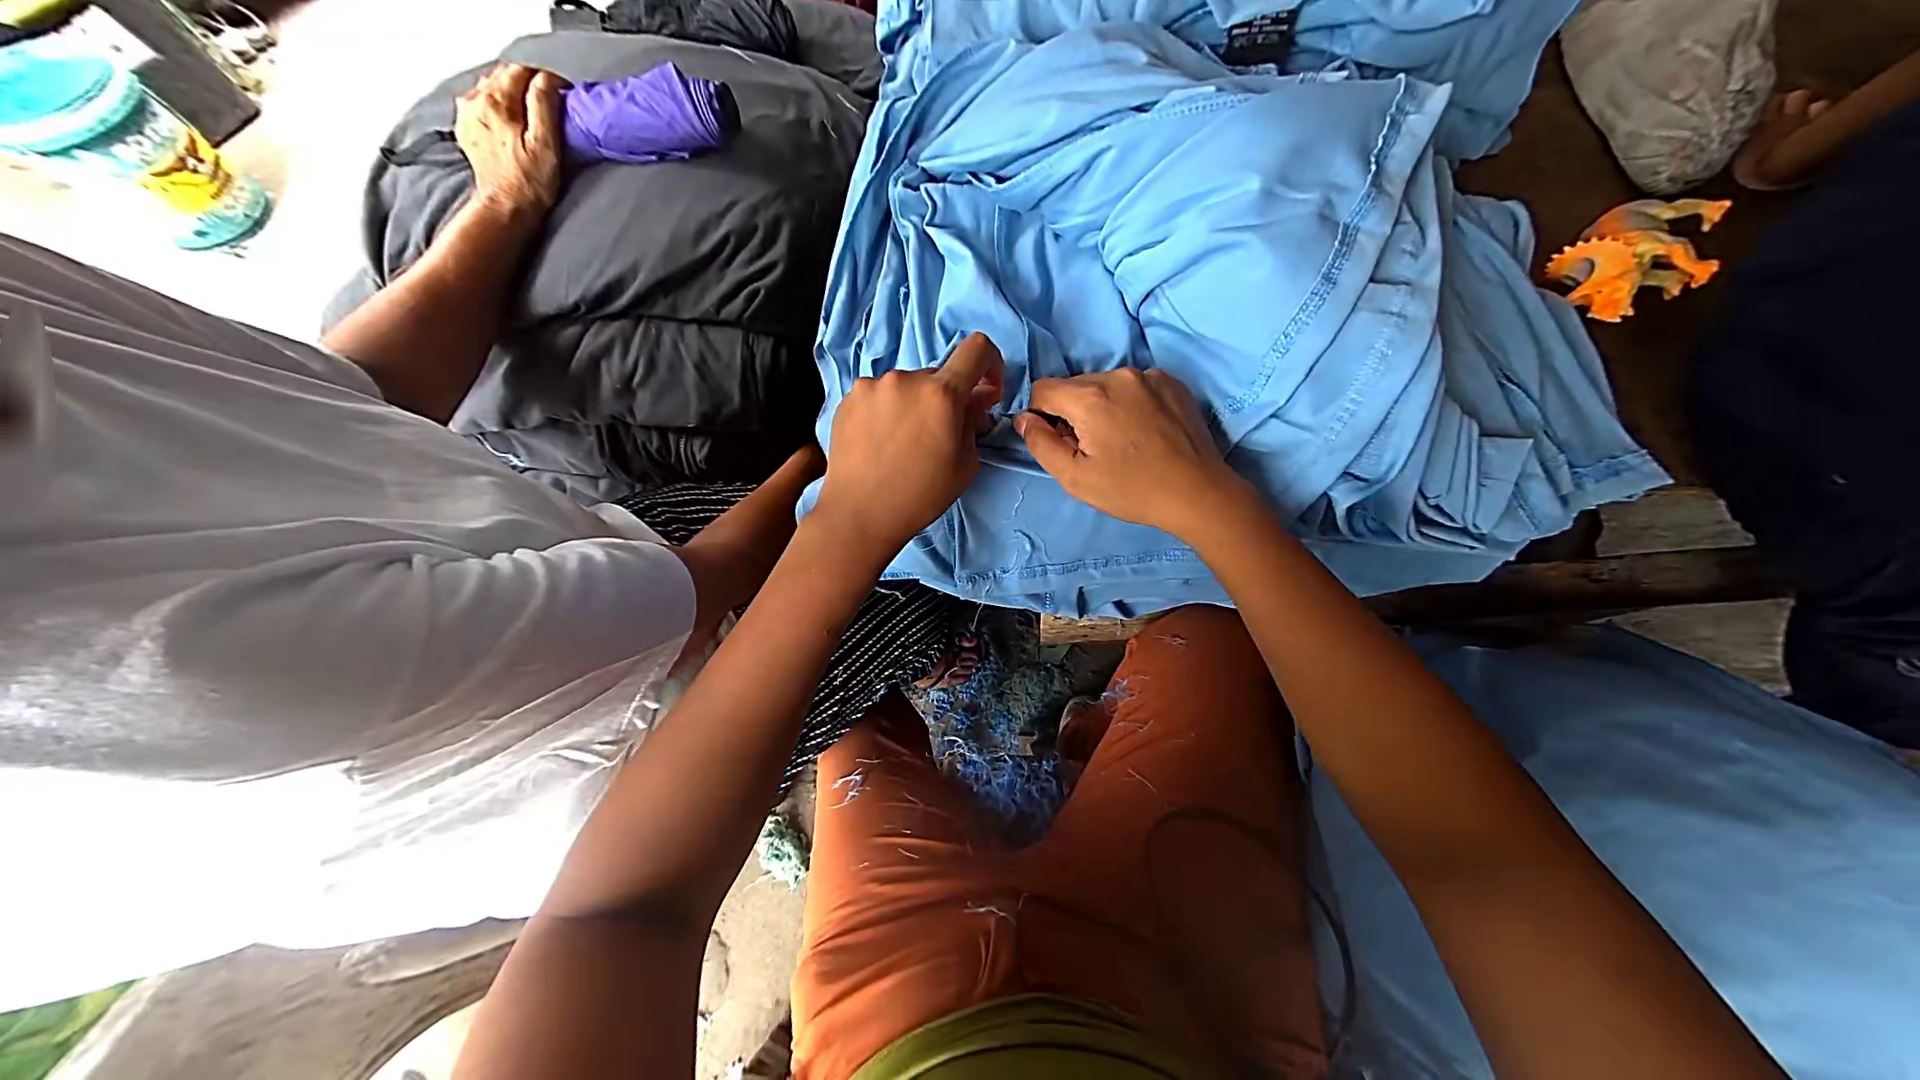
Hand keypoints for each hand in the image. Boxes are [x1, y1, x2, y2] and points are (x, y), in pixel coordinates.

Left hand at [456, 64, 568, 220]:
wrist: (505, 207)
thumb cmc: (531, 182)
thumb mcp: (546, 145)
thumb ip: (543, 107)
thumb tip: (546, 81)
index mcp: (498, 102)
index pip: (522, 71)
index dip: (546, 80)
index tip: (563, 94)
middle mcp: (476, 101)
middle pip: (503, 75)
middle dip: (528, 83)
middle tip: (550, 102)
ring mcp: (467, 114)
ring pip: (490, 86)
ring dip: (512, 92)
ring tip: (531, 111)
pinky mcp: (466, 128)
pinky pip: (480, 102)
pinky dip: (496, 104)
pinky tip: (509, 120)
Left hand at [813, 333, 1004, 561]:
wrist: (859, 514)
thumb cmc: (920, 496)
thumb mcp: (965, 464)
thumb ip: (973, 422)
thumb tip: (977, 399)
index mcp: (941, 394)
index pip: (977, 348)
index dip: (990, 363)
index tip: (986, 390)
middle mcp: (906, 379)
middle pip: (938, 376)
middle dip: (945, 399)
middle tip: (938, 434)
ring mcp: (872, 386)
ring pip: (906, 386)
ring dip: (913, 404)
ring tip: (903, 442)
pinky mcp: (849, 398)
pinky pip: (879, 395)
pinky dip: (886, 410)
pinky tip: (880, 441)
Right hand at [1015, 368, 1247, 535]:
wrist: (1197, 493)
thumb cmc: (1131, 490)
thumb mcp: (1074, 477)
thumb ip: (1040, 443)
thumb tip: (1024, 419)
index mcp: (1089, 397)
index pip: (1043, 389)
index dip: (1041, 415)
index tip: (1058, 441)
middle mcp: (1118, 375)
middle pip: (1075, 386)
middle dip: (1072, 412)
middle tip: (1091, 448)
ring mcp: (1149, 376)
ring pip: (1105, 385)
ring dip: (1101, 407)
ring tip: (1121, 441)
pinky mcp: (1172, 383)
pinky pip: (1134, 386)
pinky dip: (1129, 403)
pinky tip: (1142, 431)